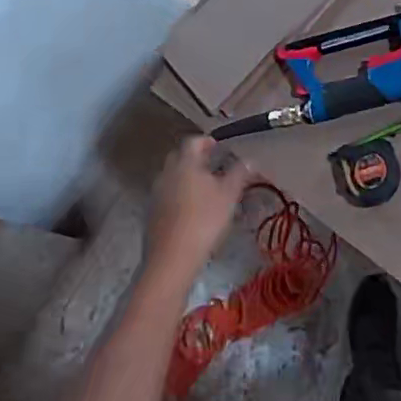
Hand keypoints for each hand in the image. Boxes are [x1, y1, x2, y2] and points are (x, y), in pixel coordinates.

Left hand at [145, 136, 253, 277]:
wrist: (172, 259)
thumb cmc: (204, 220)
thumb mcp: (229, 196)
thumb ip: (239, 174)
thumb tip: (249, 160)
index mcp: (185, 163)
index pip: (192, 141)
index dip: (206, 141)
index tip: (218, 147)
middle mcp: (167, 173)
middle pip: (179, 156)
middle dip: (194, 158)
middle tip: (212, 166)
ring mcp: (156, 193)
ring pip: (171, 176)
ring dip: (185, 177)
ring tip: (203, 190)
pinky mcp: (151, 213)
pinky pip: (166, 195)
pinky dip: (177, 195)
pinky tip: (190, 211)